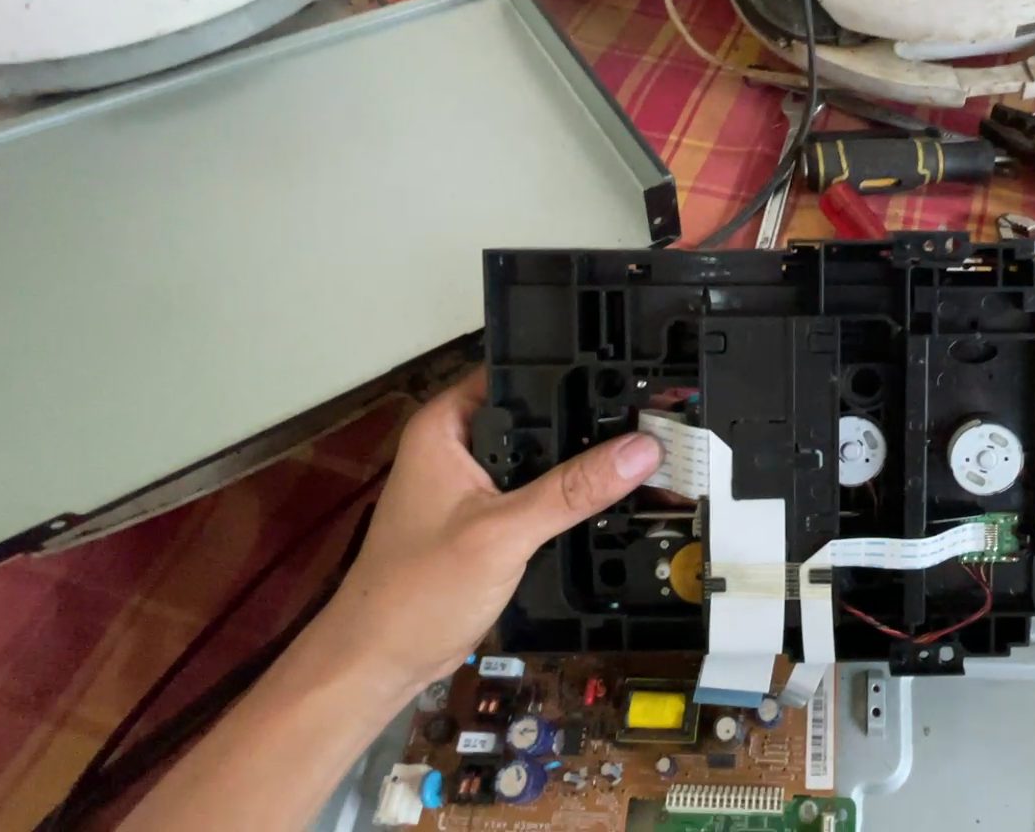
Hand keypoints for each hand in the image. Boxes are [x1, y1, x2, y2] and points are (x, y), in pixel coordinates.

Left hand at [313, 370, 662, 693]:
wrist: (382, 664)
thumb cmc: (419, 591)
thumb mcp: (503, 533)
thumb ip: (574, 489)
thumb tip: (642, 449)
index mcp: (448, 424)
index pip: (520, 375)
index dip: (574, 370)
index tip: (631, 374)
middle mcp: (462, 442)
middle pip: (539, 412)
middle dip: (590, 416)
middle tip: (652, 415)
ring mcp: (478, 478)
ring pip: (545, 451)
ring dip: (585, 456)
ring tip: (645, 445)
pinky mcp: (492, 511)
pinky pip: (543, 484)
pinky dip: (573, 488)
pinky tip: (613, 489)